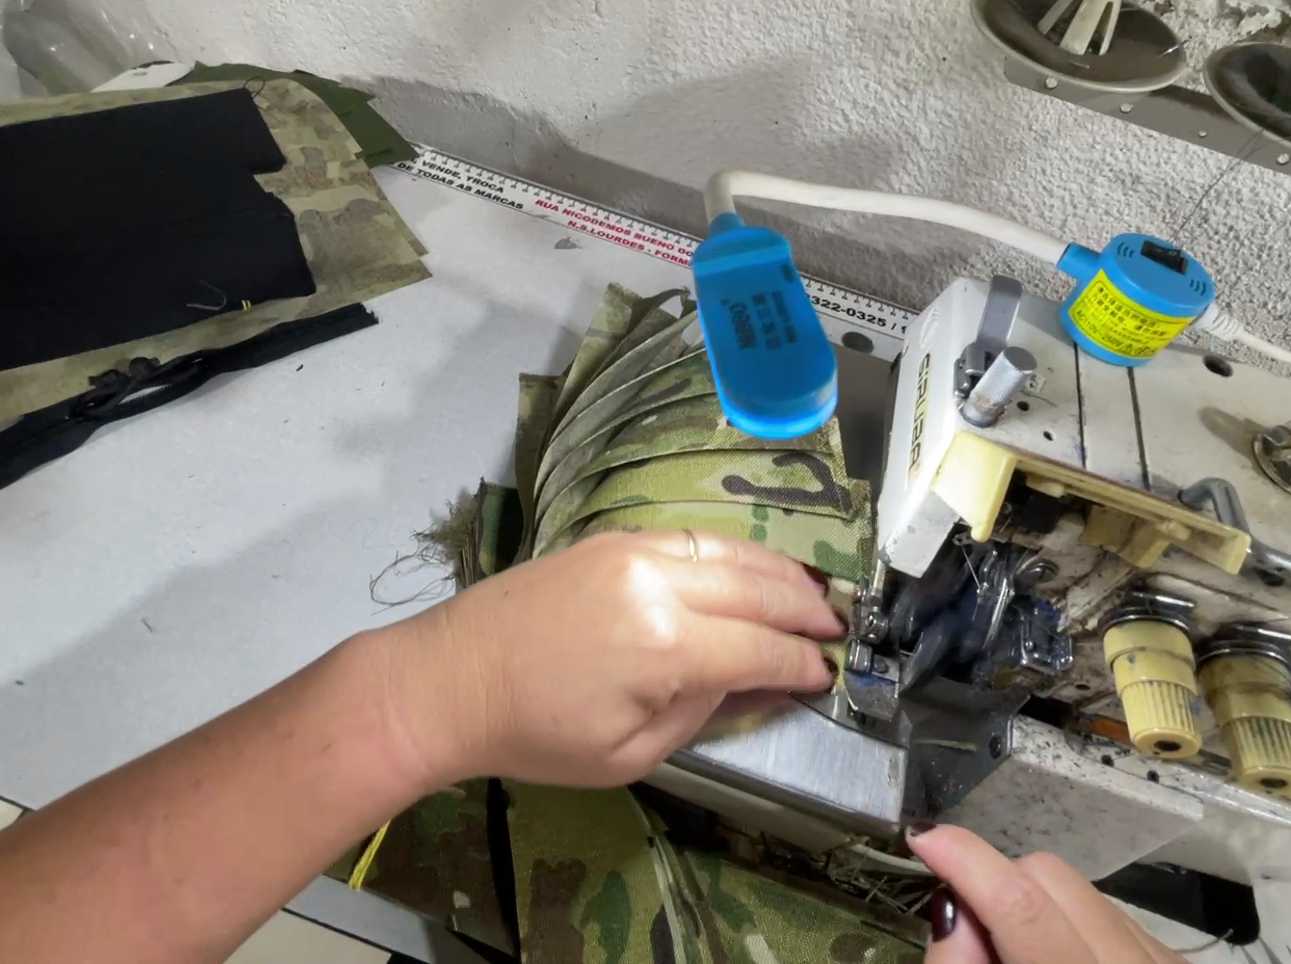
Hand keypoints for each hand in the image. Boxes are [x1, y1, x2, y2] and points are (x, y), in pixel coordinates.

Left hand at [365, 530, 840, 789]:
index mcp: (663, 646)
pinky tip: (751, 567)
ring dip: (778, 571)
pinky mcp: (614, 537)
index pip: (758, 648)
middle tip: (837, 626)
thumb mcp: (629, 753)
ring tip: (811, 591)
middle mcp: (657, 583)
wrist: (454, 676)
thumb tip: (754, 678)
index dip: (799, 663)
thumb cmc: (537, 734)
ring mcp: (633, 549)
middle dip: (804, 608)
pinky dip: (733, 553)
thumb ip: (702, 710)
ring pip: (729, 551)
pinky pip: (692, 538)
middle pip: (755, 588)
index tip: (826, 674)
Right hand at [908, 826, 1185, 962]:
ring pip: (1079, 887)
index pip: (1024, 908)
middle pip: (1047, 877)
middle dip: (997, 886)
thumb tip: (953, 913)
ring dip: (1034, 903)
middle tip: (973, 937)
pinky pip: (1108, 910)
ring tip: (1018, 956)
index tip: (921, 839)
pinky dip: (1070, 922)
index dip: (966, 862)